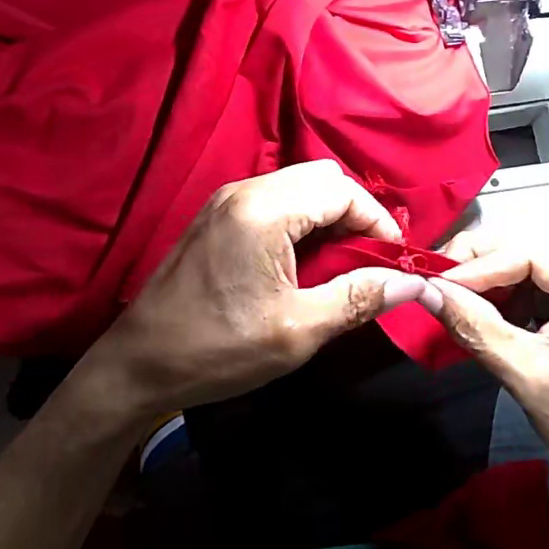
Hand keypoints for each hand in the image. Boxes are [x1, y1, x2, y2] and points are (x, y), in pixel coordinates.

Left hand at [75, 161, 428, 419]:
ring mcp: (228, 200)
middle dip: (358, 215)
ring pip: (304, 185)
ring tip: (343, 262)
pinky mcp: (220, 215)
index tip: (394, 261)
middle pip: (325, 179)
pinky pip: (281, 198)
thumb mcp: (299, 331)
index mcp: (263, 212)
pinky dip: (307, 219)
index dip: (378, 222)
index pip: (343, 192)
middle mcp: (245, 191)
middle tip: (370, 259)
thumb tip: (413, 283)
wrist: (135, 369)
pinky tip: (307, 260)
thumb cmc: (217, 350)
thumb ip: (360, 298)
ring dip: (333, 216)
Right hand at [420, 233, 548, 515]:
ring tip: (463, 296)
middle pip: (540, 246)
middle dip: (485, 262)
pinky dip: (523, 286)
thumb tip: (429, 290)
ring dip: (501, 273)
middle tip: (440, 282)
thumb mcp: (529, 378)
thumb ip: (477, 327)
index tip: (435, 281)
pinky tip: (499, 305)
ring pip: (546, 256)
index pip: (534, 251)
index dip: (479, 262)